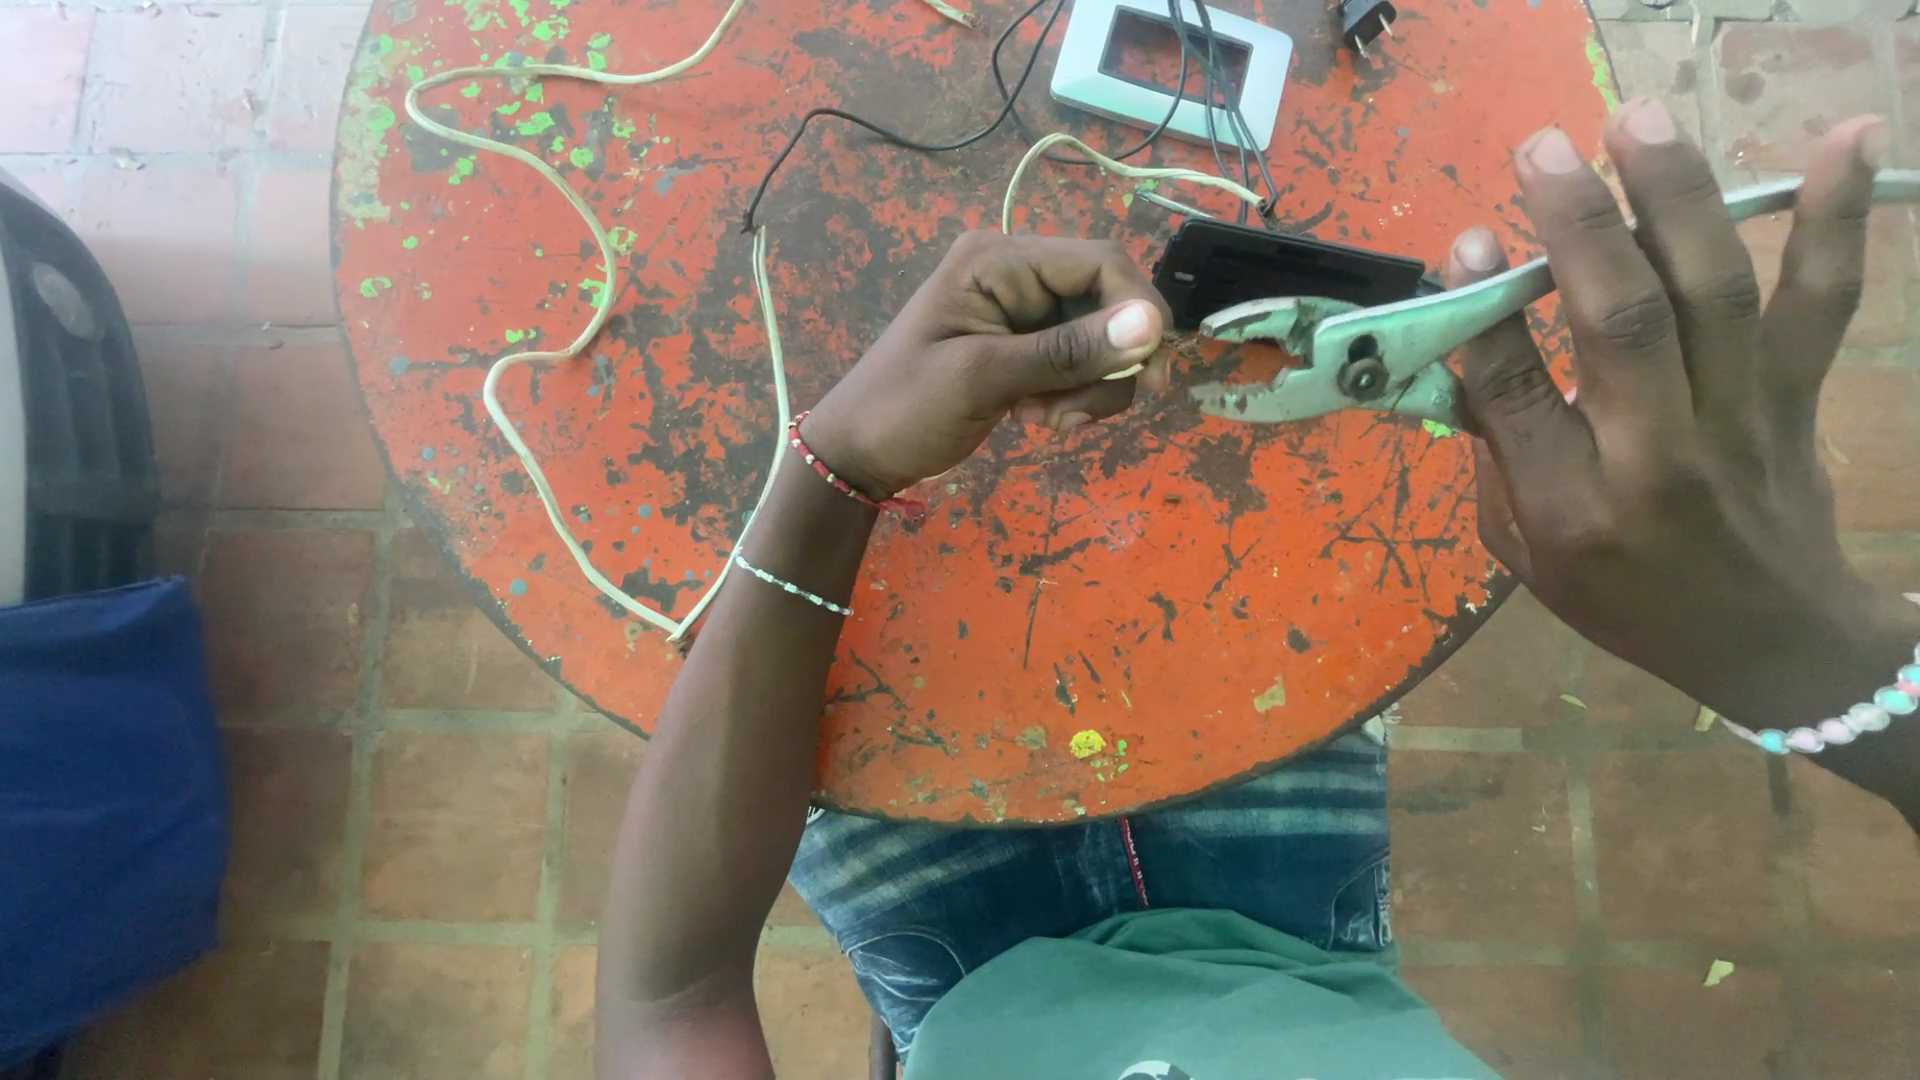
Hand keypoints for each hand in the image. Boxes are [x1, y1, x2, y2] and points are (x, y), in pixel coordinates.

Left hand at [799, 231, 1171, 497]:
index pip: (1099, 262)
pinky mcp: (1022, 350)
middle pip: (1106, 305)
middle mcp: (1016, 276)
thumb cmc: (905, 408)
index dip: (1139, 310)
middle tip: (1077, 418)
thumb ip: (1065, 352)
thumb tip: (1151, 324)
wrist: (861, 454)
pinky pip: (1075, 366)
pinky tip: (1035, 419)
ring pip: (1098, 342)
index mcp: (999, 261)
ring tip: (1046, 422)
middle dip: (1107, 365)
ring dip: (1089, 389)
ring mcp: (1020, 315)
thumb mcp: (982, 379)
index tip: (1153, 374)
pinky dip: (1071, 397)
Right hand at [1446, 99, 1919, 730]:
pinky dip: (1838, 217)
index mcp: (1571, 506)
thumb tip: (1472, 357)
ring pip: (1716, 294)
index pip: (1519, 393)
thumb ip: (1498, 454)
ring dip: (1679, 199)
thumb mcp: (1520, 549)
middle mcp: (1658, 455)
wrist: (1767, 641)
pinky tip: (1844, 137)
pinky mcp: (1799, 396)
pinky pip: (1823, 301)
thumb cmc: (1616, 600)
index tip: (1468, 242)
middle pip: (1623, 325)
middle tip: (1544, 151)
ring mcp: (1742, 419)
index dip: (1488, 313)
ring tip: (1640, 122)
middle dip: (1580, 229)